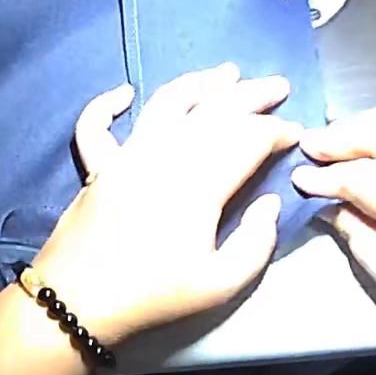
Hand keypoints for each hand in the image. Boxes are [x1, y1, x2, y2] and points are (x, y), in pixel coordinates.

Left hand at [30, 65, 301, 344]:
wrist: (80, 302)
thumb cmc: (154, 295)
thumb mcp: (220, 284)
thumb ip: (256, 243)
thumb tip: (270, 203)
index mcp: (201, 183)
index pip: (249, 139)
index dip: (277, 132)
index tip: (295, 134)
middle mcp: (166, 155)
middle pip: (215, 110)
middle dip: (252, 95)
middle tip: (278, 86)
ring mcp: (127, 155)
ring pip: (166, 102)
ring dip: (200, 83)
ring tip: (226, 72)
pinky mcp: (98, 166)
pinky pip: (97, 124)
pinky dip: (107, 104)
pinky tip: (125, 93)